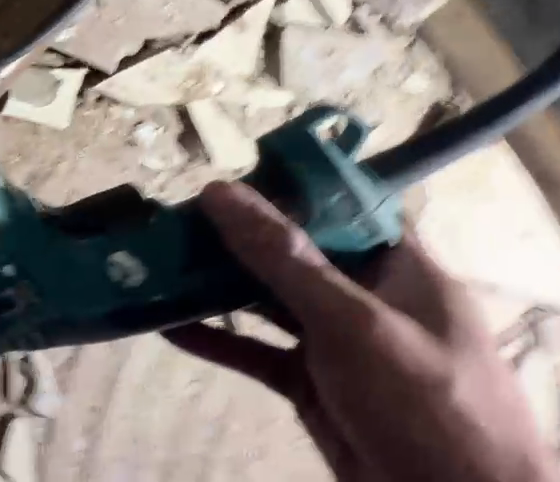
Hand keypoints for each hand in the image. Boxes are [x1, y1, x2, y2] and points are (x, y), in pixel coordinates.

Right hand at [167, 181, 557, 481]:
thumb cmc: (428, 407)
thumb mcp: (353, 324)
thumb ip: (282, 258)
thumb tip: (215, 189)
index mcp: (403, 276)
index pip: (345, 213)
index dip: (289, 189)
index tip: (225, 177)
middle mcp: (368, 301)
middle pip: (290, 253)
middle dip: (230, 237)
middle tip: (169, 219)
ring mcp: (338, 344)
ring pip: (263, 298)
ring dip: (211, 284)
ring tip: (154, 262)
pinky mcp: (310, 383)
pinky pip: (252, 348)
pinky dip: (211, 337)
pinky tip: (165, 324)